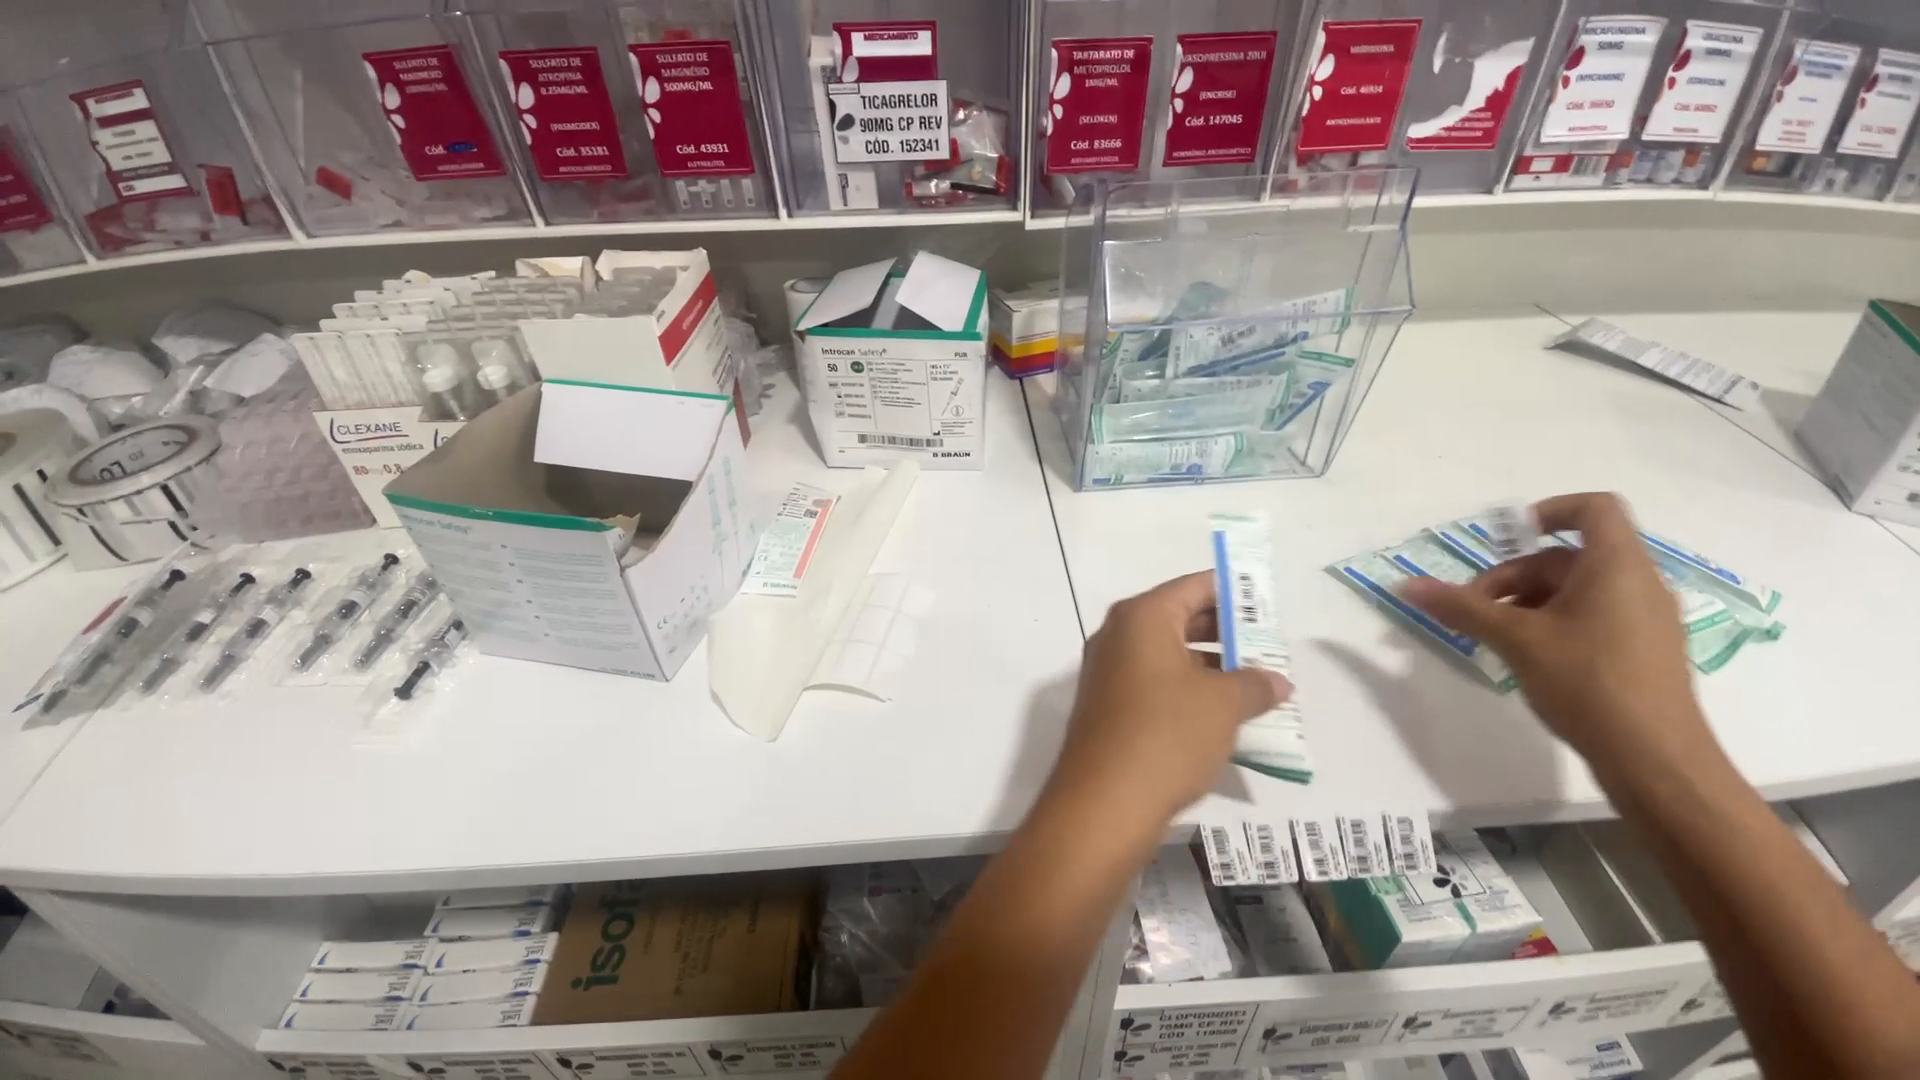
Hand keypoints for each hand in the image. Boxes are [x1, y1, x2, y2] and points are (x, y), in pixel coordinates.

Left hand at [1051, 572, 1292, 821]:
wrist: (1104, 803)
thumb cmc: (1167, 734)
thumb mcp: (1223, 705)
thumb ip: (1254, 684)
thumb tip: (1276, 681)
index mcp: (1141, 618)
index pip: (1194, 587)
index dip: (1233, 592)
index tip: (1267, 602)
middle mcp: (1118, 637)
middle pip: (1180, 620)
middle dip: (1227, 633)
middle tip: (1271, 647)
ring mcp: (1109, 675)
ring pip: (1170, 657)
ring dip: (1212, 669)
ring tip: (1259, 686)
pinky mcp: (1109, 710)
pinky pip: (1157, 687)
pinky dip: (1190, 694)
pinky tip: (1225, 717)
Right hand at [1398, 493, 1718, 769]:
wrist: (1655, 759)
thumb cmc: (1589, 682)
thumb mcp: (1516, 639)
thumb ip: (1462, 607)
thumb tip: (1408, 585)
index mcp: (1617, 566)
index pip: (1593, 508)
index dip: (1548, 511)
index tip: (1506, 539)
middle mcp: (1638, 583)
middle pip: (1567, 556)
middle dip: (1513, 575)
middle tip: (1474, 609)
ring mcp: (1645, 618)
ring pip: (1576, 589)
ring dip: (1526, 602)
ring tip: (1494, 636)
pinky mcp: (1642, 650)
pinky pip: (1591, 615)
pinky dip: (1552, 622)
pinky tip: (1527, 657)